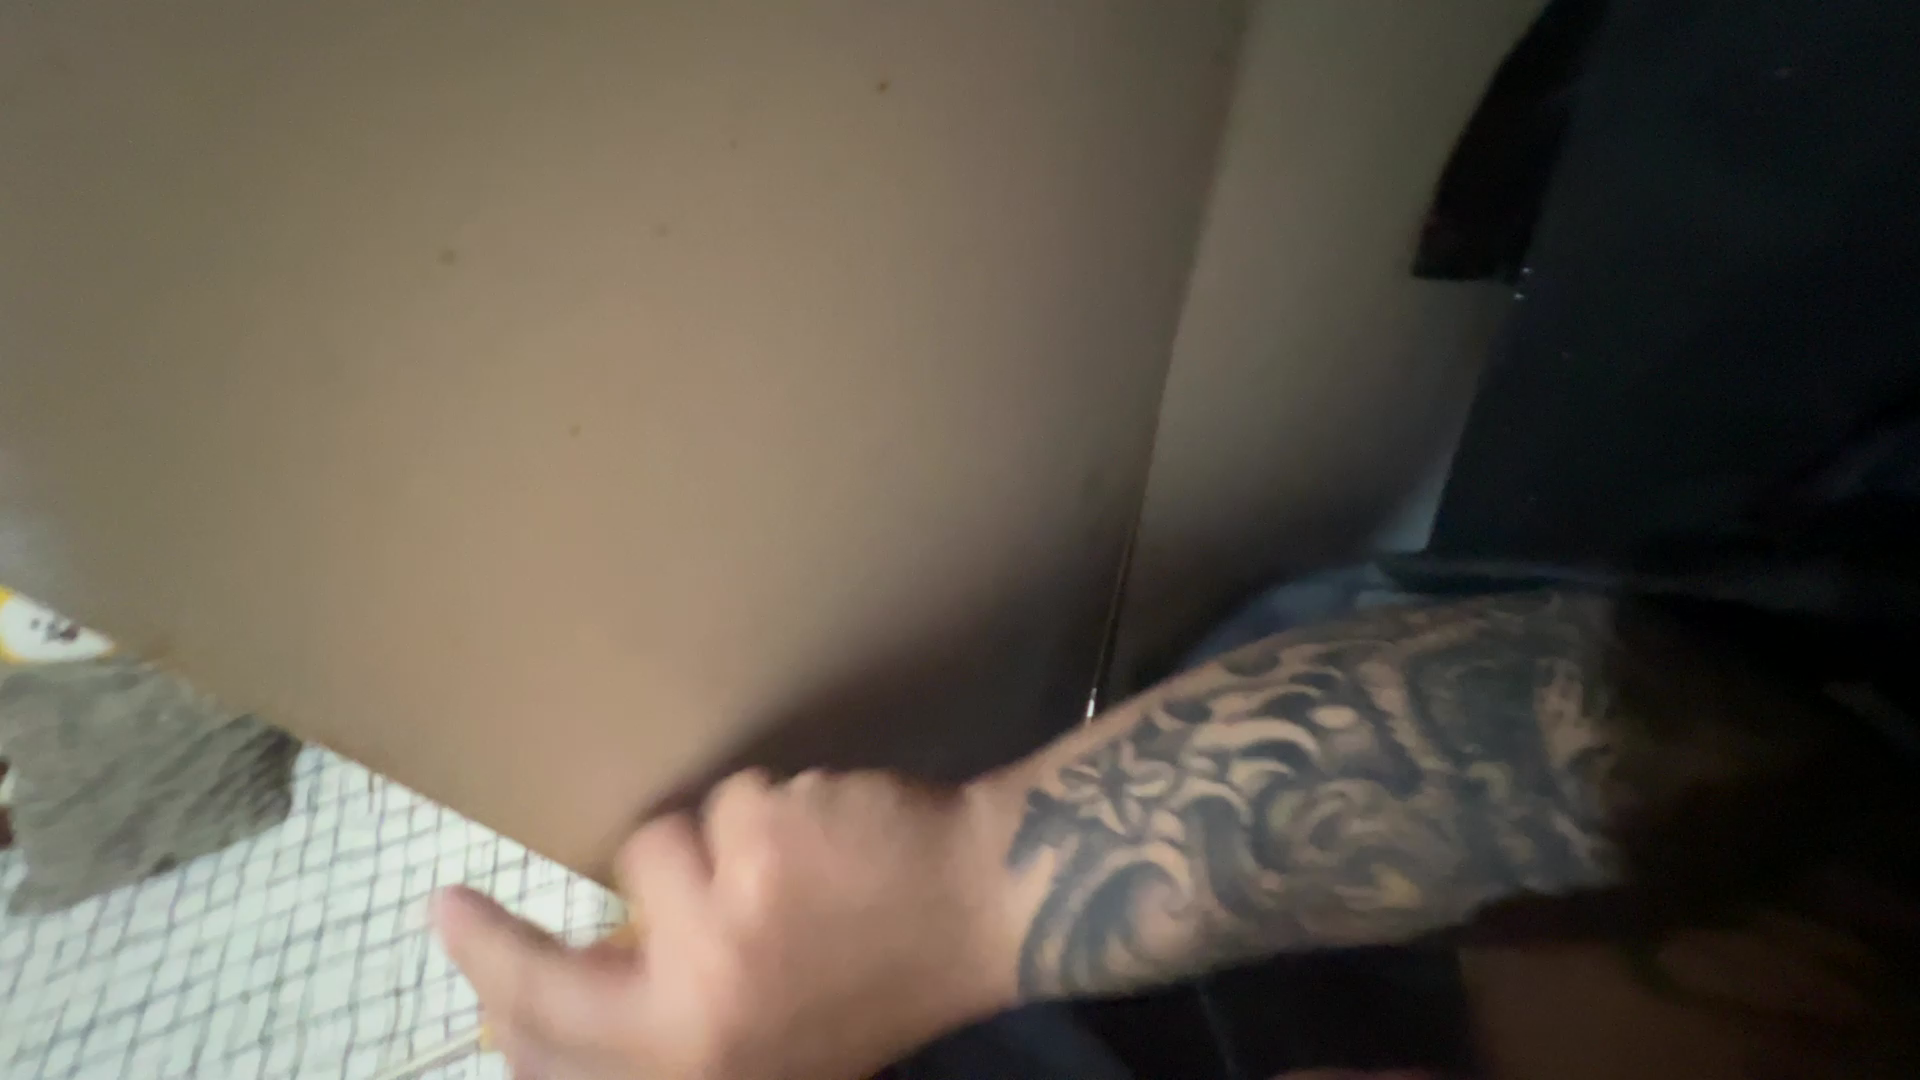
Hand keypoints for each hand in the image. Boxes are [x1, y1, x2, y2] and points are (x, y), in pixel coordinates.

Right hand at [432, 768, 1019, 1078]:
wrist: (984, 905)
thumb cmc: (884, 964)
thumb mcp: (774, 1025)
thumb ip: (680, 1009)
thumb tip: (596, 960)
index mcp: (702, 1062)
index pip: (557, 1046)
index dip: (489, 999)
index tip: (445, 937)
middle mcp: (699, 1010)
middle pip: (558, 962)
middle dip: (493, 938)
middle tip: (454, 903)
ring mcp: (729, 918)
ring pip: (665, 840)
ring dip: (719, 839)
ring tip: (794, 861)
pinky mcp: (764, 836)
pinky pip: (736, 794)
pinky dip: (778, 803)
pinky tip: (833, 831)